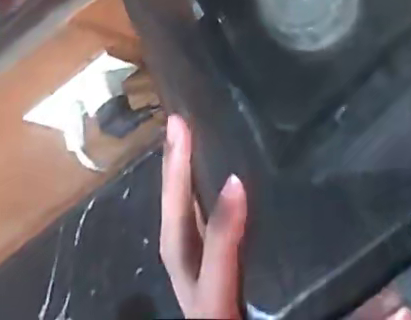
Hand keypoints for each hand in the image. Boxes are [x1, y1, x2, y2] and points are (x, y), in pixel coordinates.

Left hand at [159, 115, 247, 317]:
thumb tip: (235, 179)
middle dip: (181, 154)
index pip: (174, 192)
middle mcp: (187, 240)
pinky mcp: (226, 251)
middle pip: (180, 191)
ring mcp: (205, 246)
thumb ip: (222, 237)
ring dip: (198, 164)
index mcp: (177, 244)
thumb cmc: (215, 314)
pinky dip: (219, 182)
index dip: (176, 156)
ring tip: (206, 128)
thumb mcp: (215, 284)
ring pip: (196, 196)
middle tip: (187, 111)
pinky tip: (236, 169)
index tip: (179, 117)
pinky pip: (218, 207)